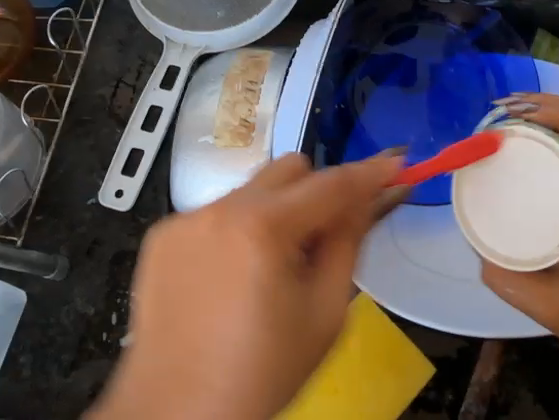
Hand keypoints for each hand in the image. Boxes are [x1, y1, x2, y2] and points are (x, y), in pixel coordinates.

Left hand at [89, 152, 404, 419]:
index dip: (368, 172)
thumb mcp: (324, 312)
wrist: (178, 415)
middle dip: (315, 193)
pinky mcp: (162, 236)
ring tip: (269, 270)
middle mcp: (221, 209)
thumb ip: (349, 241)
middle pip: (289, 169)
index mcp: (264, 228)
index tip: (396, 163)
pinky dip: (234, 232)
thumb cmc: (262, 373)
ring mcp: (186, 220)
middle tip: (322, 240)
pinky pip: (214, 213)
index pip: (331, 184)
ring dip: (273, 212)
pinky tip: (230, 279)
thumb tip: (371, 196)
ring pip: (251, 189)